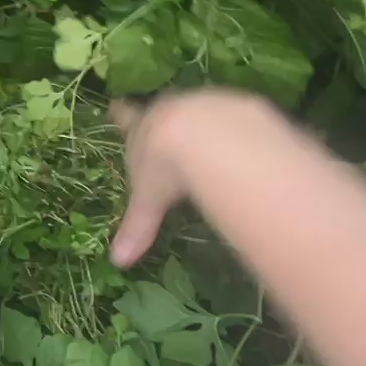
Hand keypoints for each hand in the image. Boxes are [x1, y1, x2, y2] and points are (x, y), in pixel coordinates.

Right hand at [109, 89, 284, 266]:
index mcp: (142, 129)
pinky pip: (238, 116)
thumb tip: (117, 262)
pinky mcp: (239, 107)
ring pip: (200, 109)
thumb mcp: (150, 199)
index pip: (126, 119)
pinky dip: (240, 128)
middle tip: (167, 124)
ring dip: (203, 121)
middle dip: (164, 117)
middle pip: (163, 109)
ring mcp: (204, 105)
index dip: (120, 114)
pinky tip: (251, 142)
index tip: (114, 104)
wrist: (209, 135)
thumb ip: (139, 226)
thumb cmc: (166, 165)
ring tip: (212, 137)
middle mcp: (169, 110)